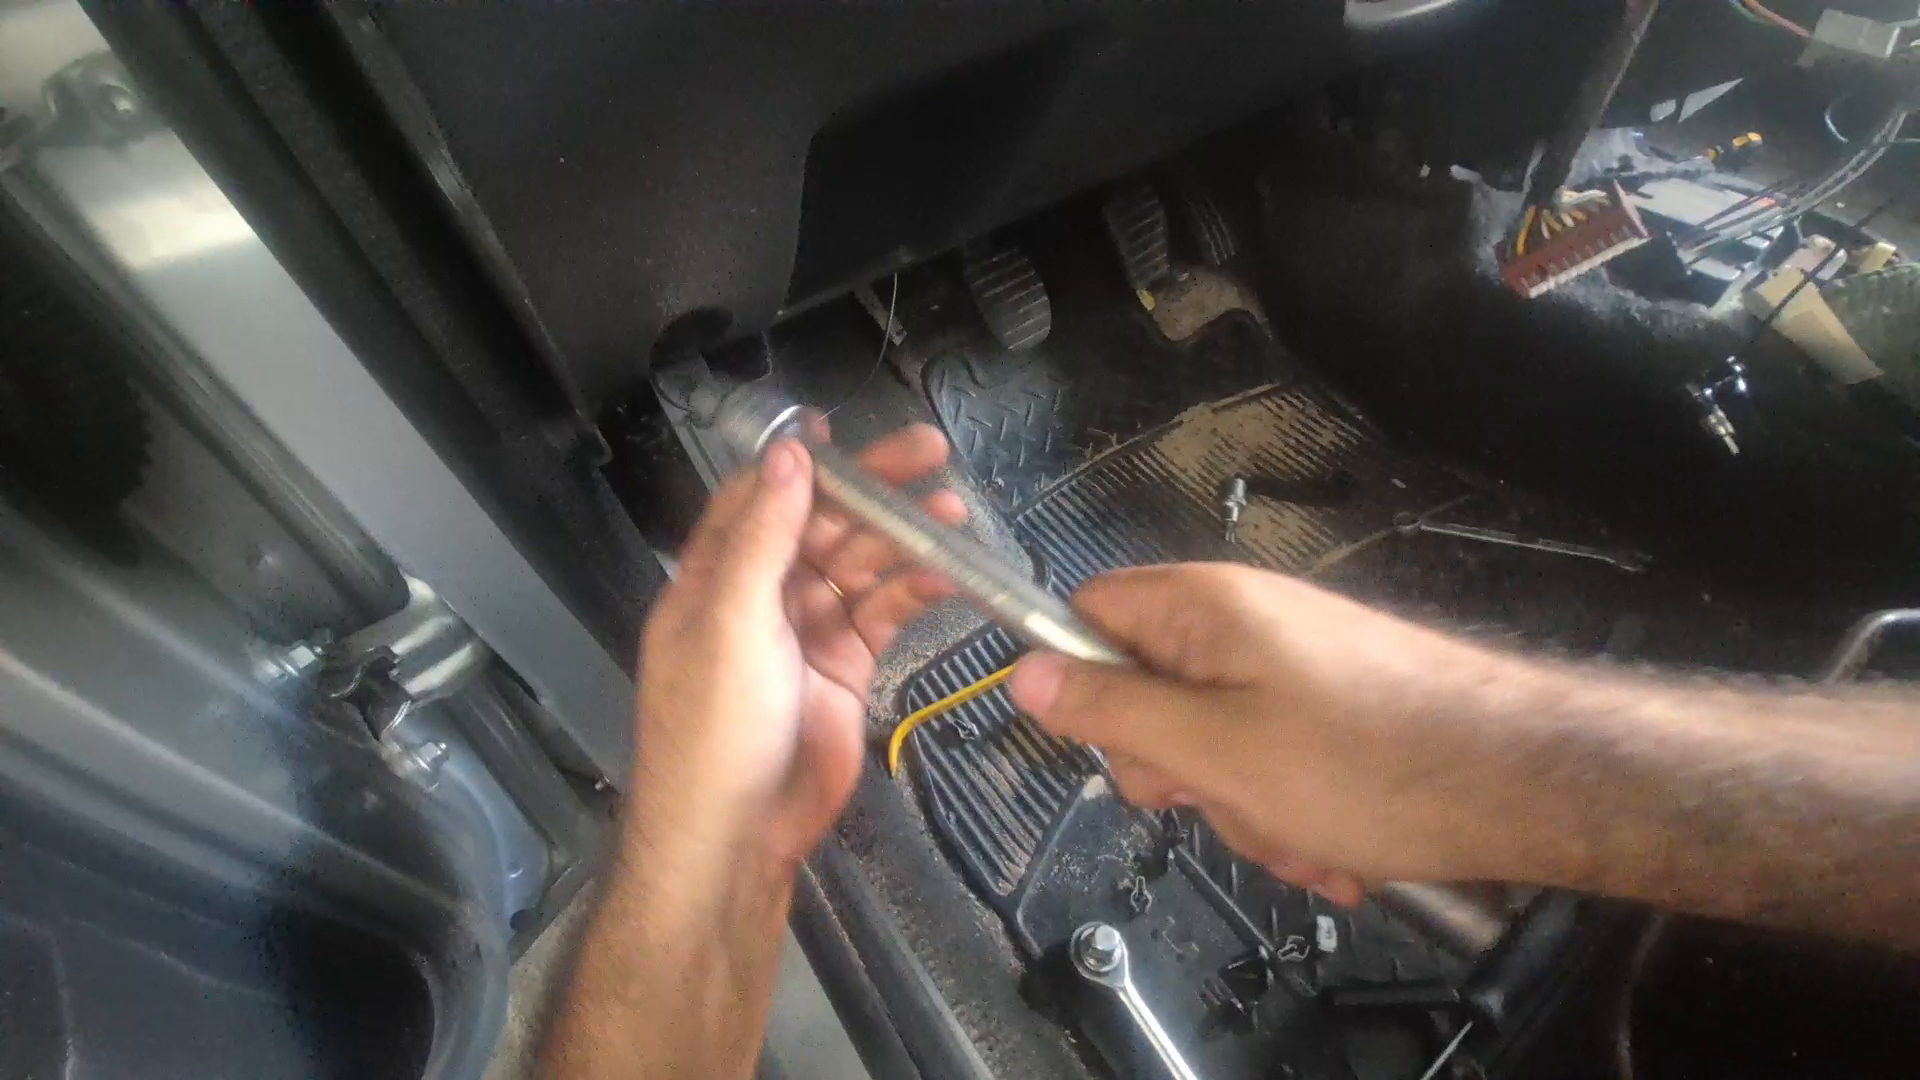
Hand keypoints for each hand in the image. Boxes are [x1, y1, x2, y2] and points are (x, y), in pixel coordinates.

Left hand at [630, 424, 965, 871]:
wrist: (742, 834)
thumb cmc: (719, 724)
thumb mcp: (732, 622)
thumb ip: (763, 537)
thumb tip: (788, 453)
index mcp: (720, 574)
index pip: (762, 498)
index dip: (799, 462)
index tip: (841, 430)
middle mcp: (765, 592)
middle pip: (825, 523)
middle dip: (874, 491)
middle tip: (930, 452)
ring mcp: (810, 626)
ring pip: (863, 565)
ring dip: (905, 538)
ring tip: (954, 511)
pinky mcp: (850, 661)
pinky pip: (885, 611)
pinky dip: (915, 590)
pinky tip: (947, 573)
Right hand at [1007, 563, 1519, 903]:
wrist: (1540, 779)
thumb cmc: (1362, 761)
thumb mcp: (1212, 748)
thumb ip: (1110, 709)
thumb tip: (1021, 671)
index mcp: (1196, 606)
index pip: (1086, 613)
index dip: (1081, 676)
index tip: (1120, 742)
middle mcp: (1233, 618)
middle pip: (1143, 681)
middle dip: (1171, 759)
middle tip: (1215, 796)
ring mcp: (1281, 656)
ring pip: (1203, 727)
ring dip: (1232, 794)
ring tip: (1296, 832)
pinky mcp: (1320, 693)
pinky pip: (1259, 742)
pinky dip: (1277, 795)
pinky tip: (1327, 839)